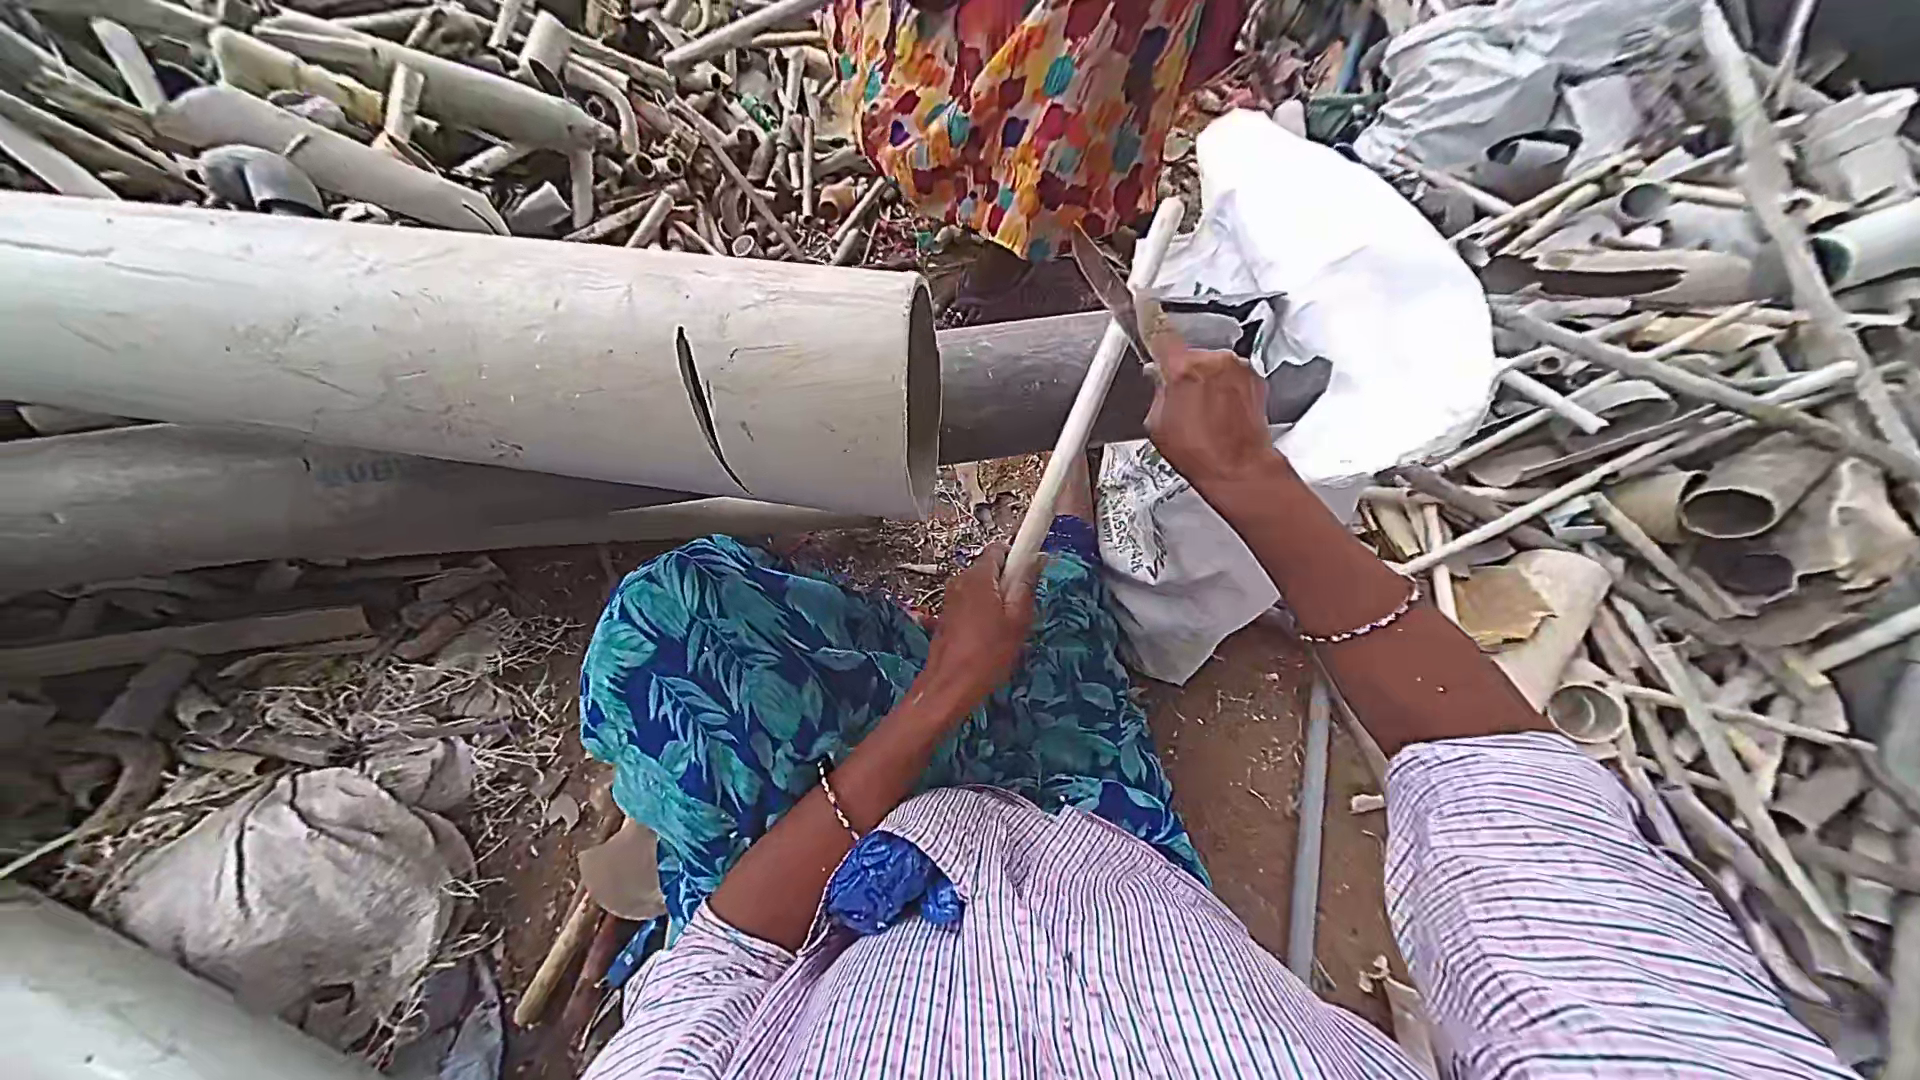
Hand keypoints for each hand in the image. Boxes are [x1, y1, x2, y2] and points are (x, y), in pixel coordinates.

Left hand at [918, 544, 1037, 712]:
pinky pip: (970, 602)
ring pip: (981, 587)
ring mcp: (950, 597)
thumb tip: (1037, 557)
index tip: (1030, 576)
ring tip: (1006, 628)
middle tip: (1021, 609)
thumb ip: (1027, 585)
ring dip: (996, 599)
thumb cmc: (988, 654)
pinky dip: (982, 611)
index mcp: (978, 577)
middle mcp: (960, 580)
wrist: (949, 686)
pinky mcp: (946, 615)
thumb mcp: (1018, 620)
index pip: (999, 548)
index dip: (1018, 557)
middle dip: (1009, 582)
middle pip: (990, 568)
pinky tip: (989, 637)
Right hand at [1141, 300, 1277, 489]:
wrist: (1239, 467)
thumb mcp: (1156, 424)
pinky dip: (1224, 389)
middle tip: (1179, 402)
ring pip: (1211, 365)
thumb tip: (1159, 381)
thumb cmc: (1200, 452)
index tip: (1144, 311)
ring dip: (1205, 382)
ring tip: (1202, 414)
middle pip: (1188, 355)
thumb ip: (1157, 393)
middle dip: (1182, 373)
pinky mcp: (1254, 378)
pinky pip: (1230, 376)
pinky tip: (1219, 414)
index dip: (1150, 326)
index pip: (1161, 335)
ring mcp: (1237, 367)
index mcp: (1184, 369)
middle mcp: (1214, 360)